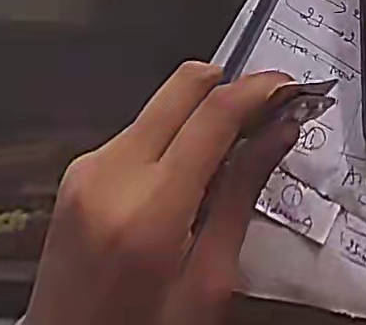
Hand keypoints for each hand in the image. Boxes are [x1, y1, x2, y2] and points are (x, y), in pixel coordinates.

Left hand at [24, 63, 298, 324]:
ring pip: (167, 101)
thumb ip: (243, 196)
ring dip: (204, 112)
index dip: (260, 88)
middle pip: (187, 83)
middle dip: (233, 86)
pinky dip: (175, 133)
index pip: (216, 112)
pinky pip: (143, 125)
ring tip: (228, 152)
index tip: (286, 87)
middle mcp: (111, 177)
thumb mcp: (209, 282)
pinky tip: (189, 170)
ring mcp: (89, 170)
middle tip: (264, 110)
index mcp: (148, 212)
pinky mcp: (79, 171)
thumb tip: (278, 133)